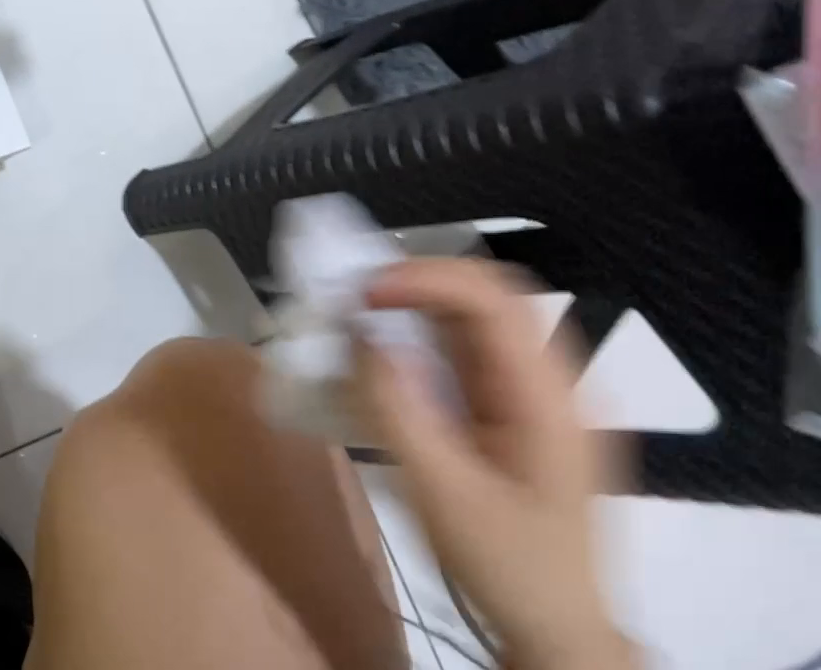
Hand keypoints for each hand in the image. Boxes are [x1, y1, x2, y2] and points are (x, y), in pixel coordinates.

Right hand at [353, 259, 632, 669]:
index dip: (424, 280)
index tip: (359, 296)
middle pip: (485, 295)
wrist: (557, 627)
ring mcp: (529, 392)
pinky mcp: (506, 406)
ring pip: (469, 316)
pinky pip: (458, 348)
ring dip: (408, 305)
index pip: (494, 301)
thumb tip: (360, 335)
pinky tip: (375, 352)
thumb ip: (400, 410)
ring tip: (351, 316)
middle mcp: (548, 380)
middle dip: (413, 282)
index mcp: (549, 398)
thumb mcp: (443, 494)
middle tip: (349, 299)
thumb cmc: (507, 564)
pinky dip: (411, 335)